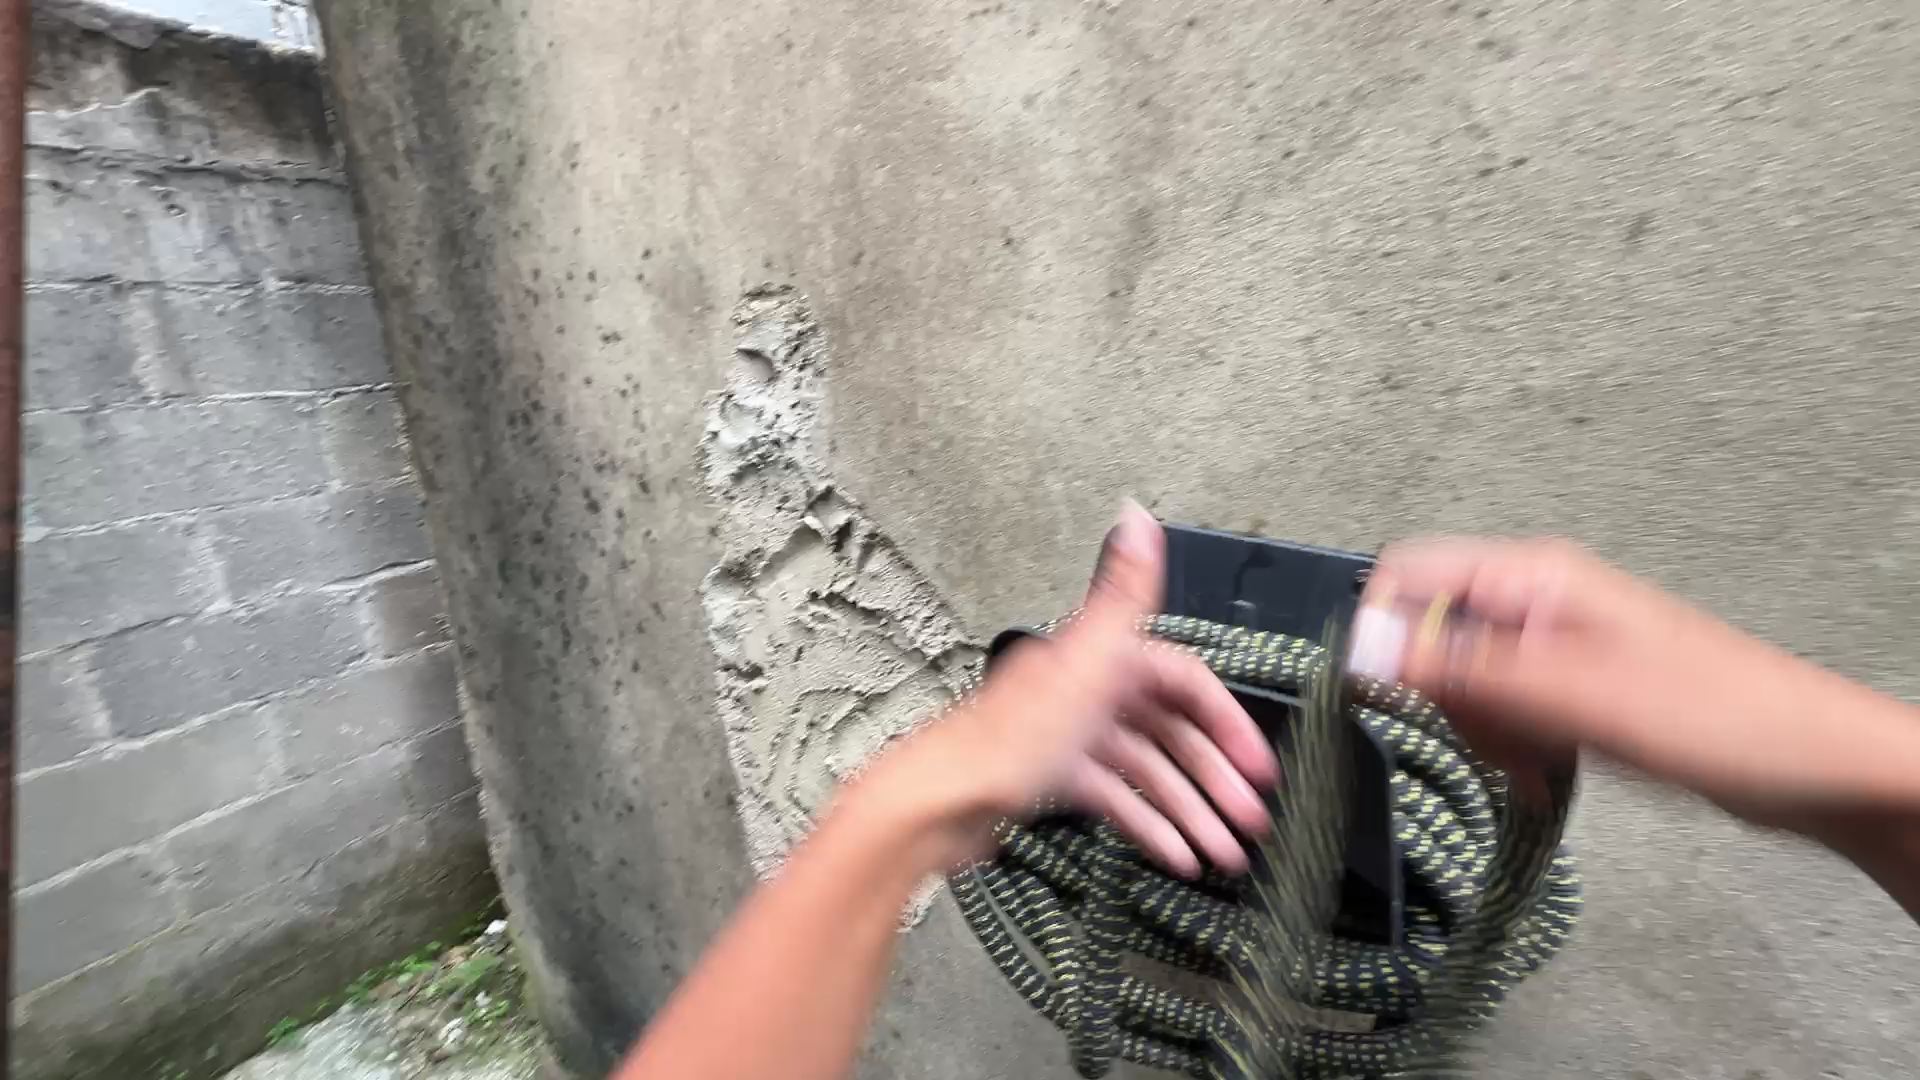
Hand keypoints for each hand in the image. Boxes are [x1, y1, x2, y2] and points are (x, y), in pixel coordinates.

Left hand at [861, 501, 1278, 878]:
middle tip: (1249, 819)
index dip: (1225, 720)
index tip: (1257, 764)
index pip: (1184, 681)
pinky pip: (1115, 796)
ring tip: (1222, 852)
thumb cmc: (1006, 735)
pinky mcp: (1055, 774)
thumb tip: (1136, 516)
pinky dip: (1147, 823)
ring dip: (1188, 808)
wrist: (942, 797)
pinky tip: (1175, 853)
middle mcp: (1089, 690)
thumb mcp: (1082, 660)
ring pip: (1146, 768)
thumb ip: (1119, 593)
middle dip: (1213, 775)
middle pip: (1169, 729)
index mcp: (1103, 658)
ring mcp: (1072, 734)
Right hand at [1348, 537, 1919, 836]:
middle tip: (1478, 731)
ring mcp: (1542, 641)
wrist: (1826, 770)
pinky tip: (1536, 767)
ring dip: (1474, 724)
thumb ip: (1454, 667)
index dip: (1382, 626)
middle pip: (1426, 632)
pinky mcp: (1555, 679)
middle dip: (1440, 691)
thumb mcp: (1567, 692)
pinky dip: (1502, 738)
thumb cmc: (1723, 717)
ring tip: (1523, 757)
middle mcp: (1529, 599)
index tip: (1383, 683)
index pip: (1408, 574)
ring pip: (1454, 676)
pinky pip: (1491, 703)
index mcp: (1529, 576)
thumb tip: (1363, 650)